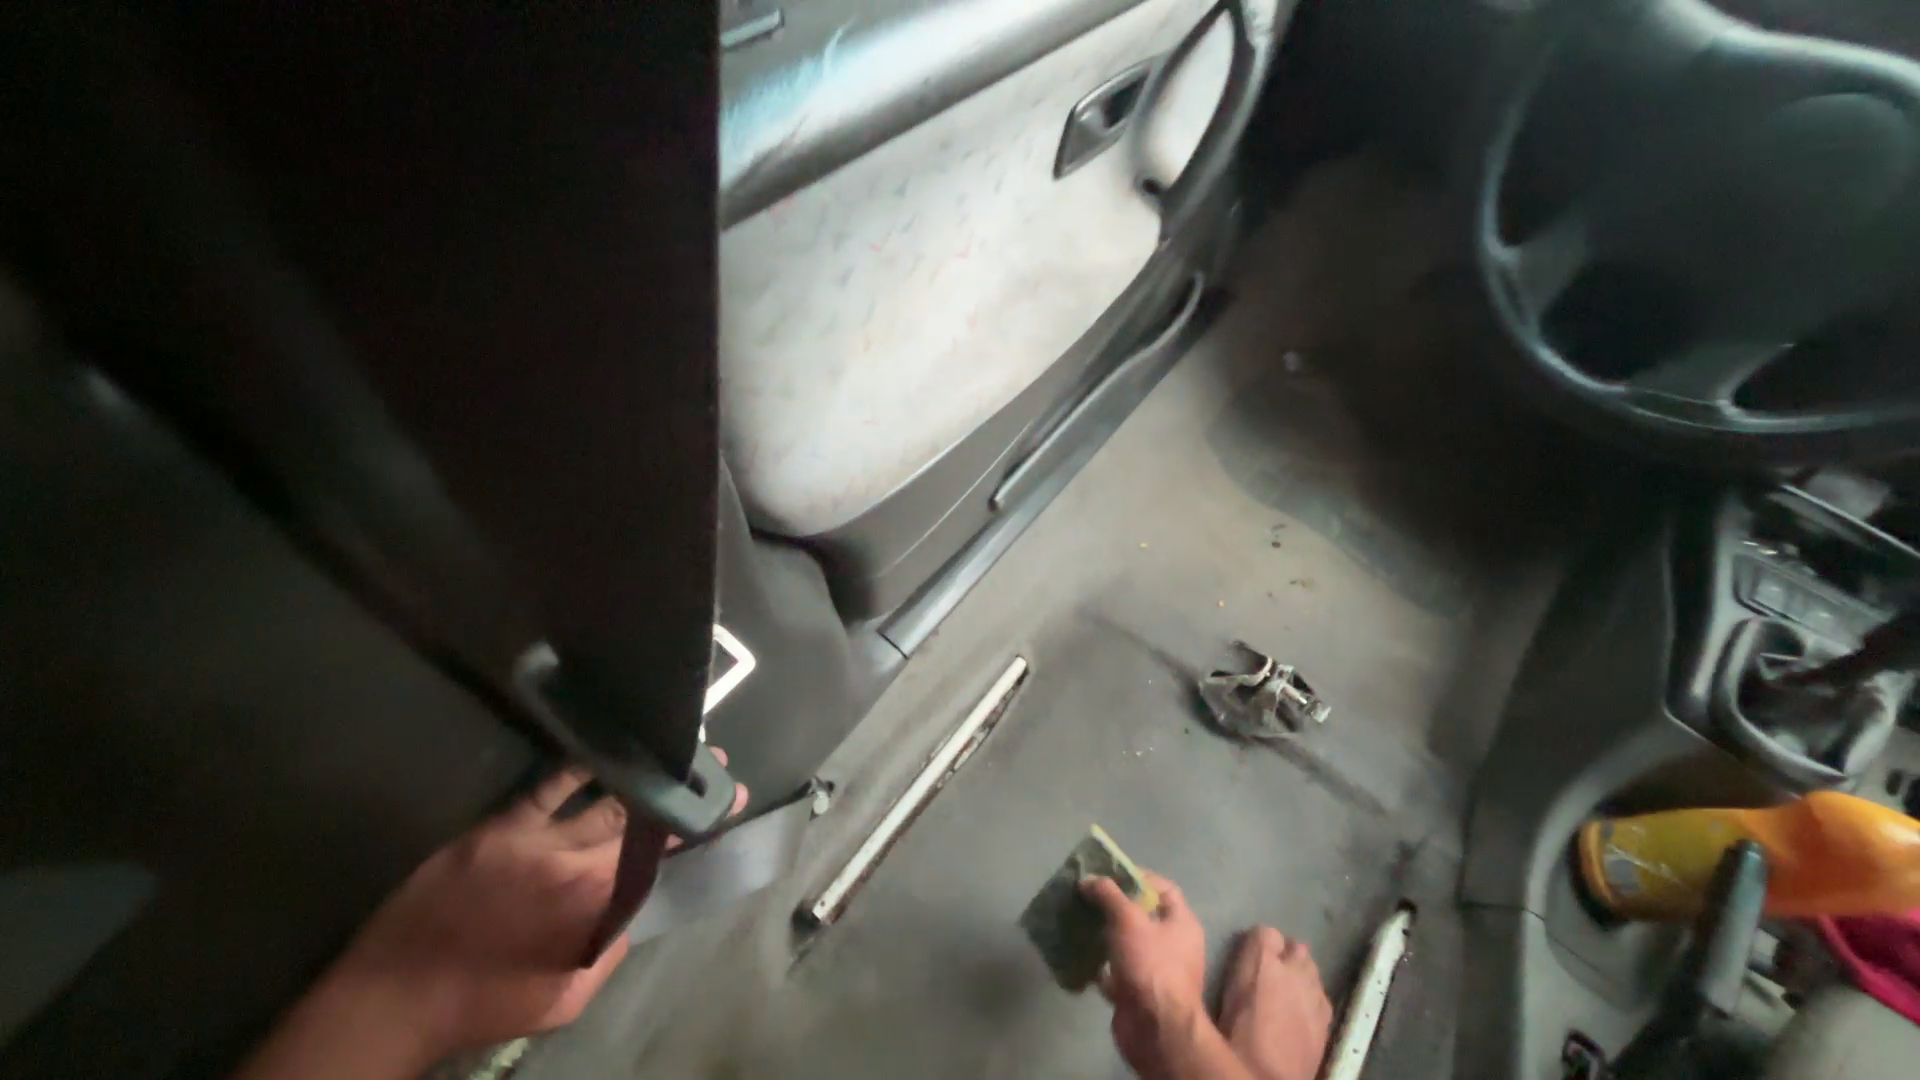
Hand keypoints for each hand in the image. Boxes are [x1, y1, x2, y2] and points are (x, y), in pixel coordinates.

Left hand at [235, 753, 746, 1079]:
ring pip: (603, 798)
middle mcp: (573, 859)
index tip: (731, 796)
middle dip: (679, 792)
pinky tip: (599, 755)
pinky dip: (577, 771)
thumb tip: (633, 909)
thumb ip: (612, 947)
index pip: (660, 851)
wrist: (394, 996)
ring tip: (669, 754)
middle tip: (714, 765)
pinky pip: (547, 788)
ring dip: (642, 777)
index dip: (698, 822)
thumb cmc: (486, 1004)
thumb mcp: (568, 996)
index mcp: (594, 901)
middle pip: (640, 816)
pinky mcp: (497, 827)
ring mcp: (533, 837)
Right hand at [1081, 871, 1209, 1079]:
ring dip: (1103, 933)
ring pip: (1126, 942)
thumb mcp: (1128, 919)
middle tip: (1087, 896)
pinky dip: (1099, 963)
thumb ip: (1108, 894)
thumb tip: (1089, 880)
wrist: (1154, 1029)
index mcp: (1182, 923)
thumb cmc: (1150, 965)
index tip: (1108, 875)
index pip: (1163, 888)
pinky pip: (1115, 969)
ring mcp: (1155, 970)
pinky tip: (1079, 954)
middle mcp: (1173, 944)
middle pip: (1141, 914)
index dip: (1137, 877)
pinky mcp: (1137, 991)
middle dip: (1113, 905)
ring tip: (1078, 921)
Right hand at [1219, 928, 1332, 1079]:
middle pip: (1296, 946)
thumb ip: (1242, 967)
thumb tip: (1246, 958)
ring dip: (1301, 973)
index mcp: (1261, 958)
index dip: (1258, 942)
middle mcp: (1292, 968)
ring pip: (1312, 967)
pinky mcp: (1327, 1014)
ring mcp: (1313, 991)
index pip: (1266, 931)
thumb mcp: (1229, 992)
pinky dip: (1313, 995)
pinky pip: (1321, 992)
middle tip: (1273, 970)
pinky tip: (1303, 1009)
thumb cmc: (1237, 1033)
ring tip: (1288, 989)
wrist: (1265, 1075)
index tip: (1251, 953)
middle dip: (1286, 954)